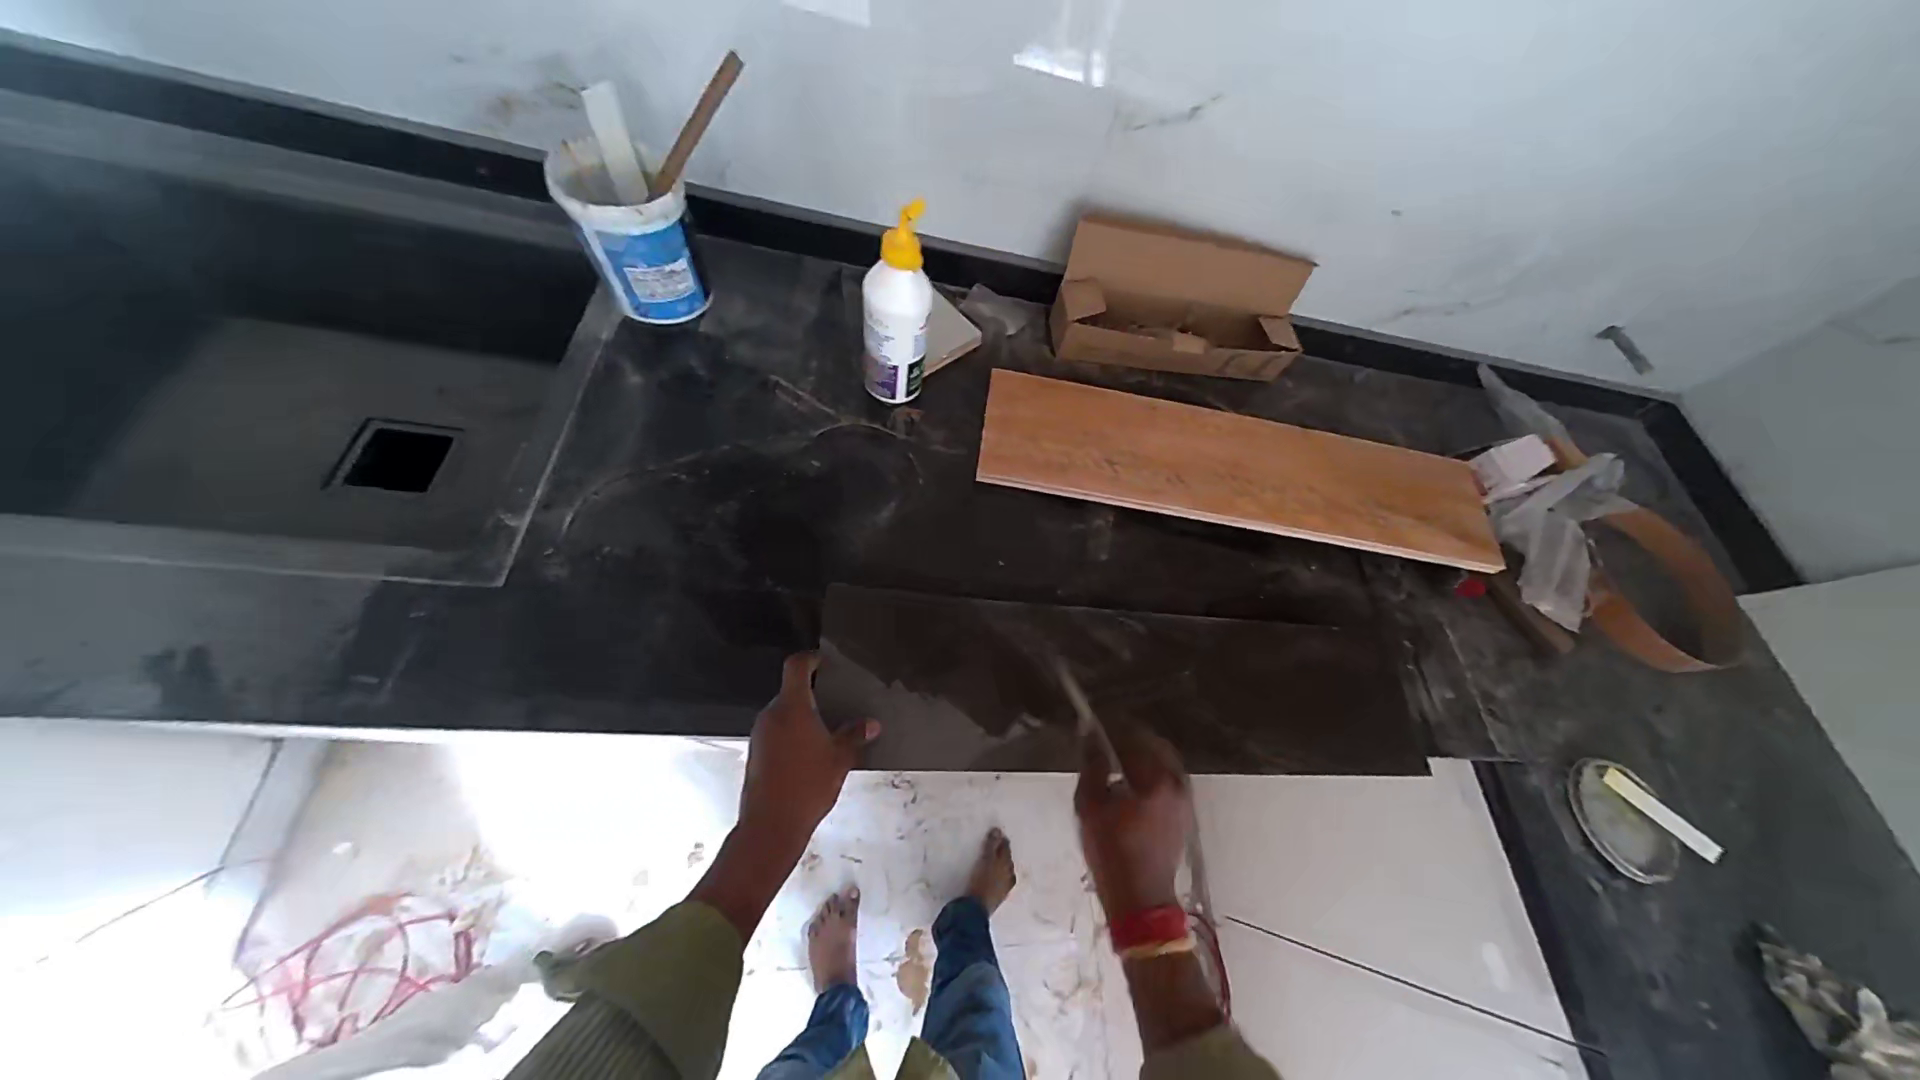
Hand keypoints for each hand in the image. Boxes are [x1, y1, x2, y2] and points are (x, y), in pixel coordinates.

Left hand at [738, 653, 879, 851]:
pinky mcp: (755, 753)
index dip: (810, 658)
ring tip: (827, 731)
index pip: (796, 666)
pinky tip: (810, 753)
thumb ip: (854, 735)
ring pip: (783, 713)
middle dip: (812, 694)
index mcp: (792, 707)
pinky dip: (792, 734)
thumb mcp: (840, 758)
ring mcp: (760, 734)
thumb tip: (870, 724)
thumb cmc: (807, 785)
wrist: (771, 825)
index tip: (823, 661)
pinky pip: (776, 732)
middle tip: (836, 702)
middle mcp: (771, 715)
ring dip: (802, 717)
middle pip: (790, 691)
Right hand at [1074, 727, 1192, 918]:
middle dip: (1128, 735)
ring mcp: (1183, 798)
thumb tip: (1090, 736)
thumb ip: (1093, 765)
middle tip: (1102, 736)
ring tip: (1114, 756)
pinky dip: (1149, 768)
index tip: (1092, 721)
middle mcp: (1176, 783)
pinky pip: (1167, 776)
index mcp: (1155, 779)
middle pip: (1153, 743)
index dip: (1111, 725)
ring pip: (1162, 759)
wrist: (1140, 900)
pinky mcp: (1183, 812)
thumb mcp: (1090, 806)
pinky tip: (1130, 777)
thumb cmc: (1111, 853)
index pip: (1132, 736)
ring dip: (1140, 751)